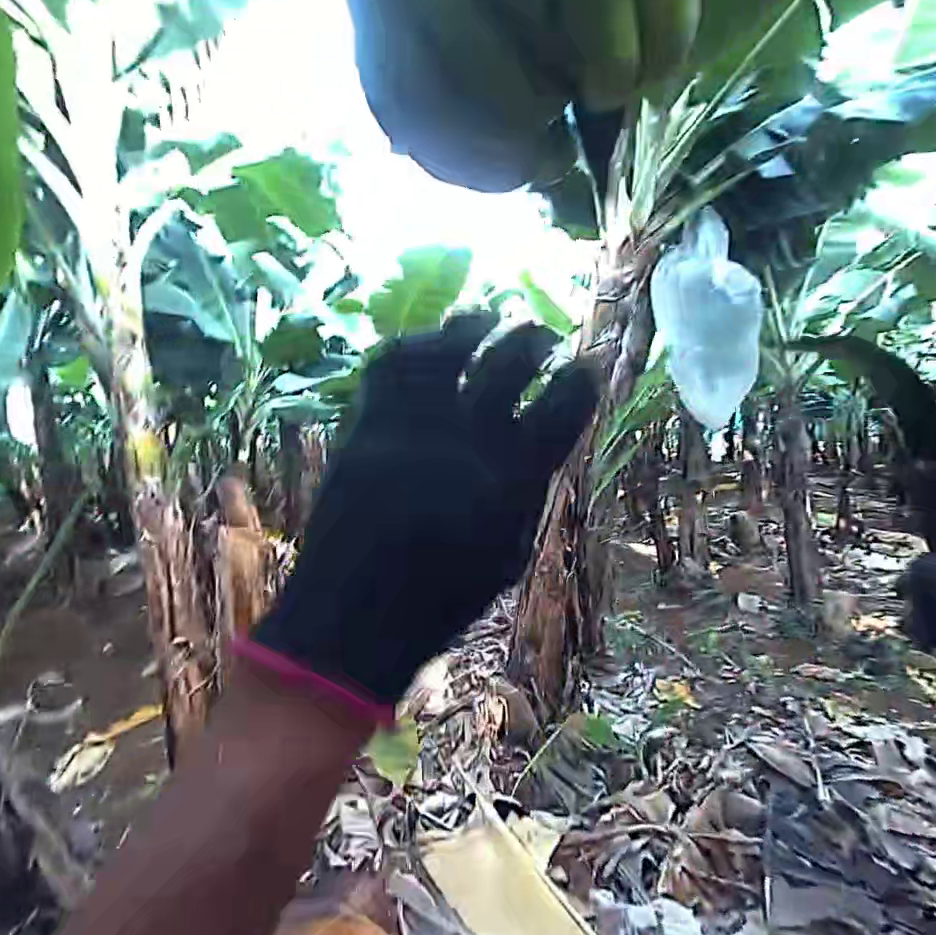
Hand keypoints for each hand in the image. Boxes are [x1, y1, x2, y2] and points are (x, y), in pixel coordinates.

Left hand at [250, 316, 598, 716]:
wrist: (352, 616)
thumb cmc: (438, 601)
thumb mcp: (507, 554)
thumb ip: (527, 495)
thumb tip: (537, 449)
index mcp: (516, 477)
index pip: (565, 404)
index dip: (581, 379)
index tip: (583, 368)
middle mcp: (469, 438)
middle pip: (513, 359)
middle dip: (535, 338)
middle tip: (540, 334)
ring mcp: (413, 425)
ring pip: (453, 344)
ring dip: (475, 324)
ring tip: (483, 318)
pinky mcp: (367, 424)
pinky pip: (393, 362)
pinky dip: (413, 346)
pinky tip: (425, 348)